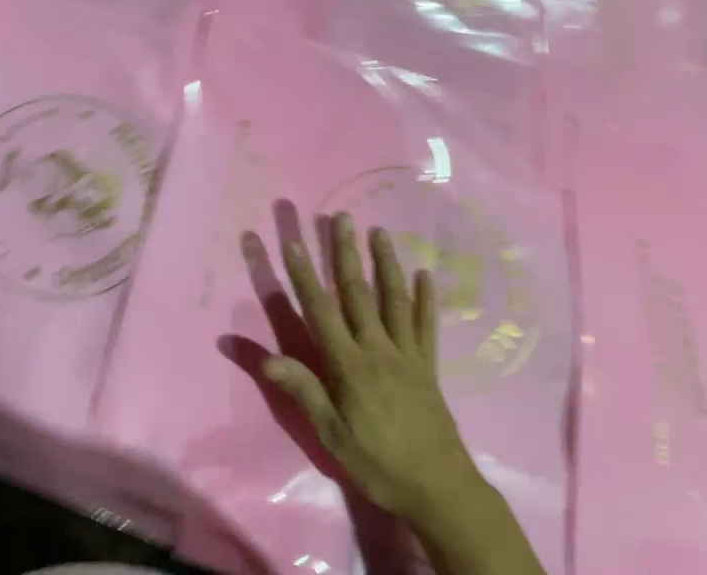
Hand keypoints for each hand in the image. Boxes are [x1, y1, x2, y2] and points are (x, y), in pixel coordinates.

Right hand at [263, 212, 477, 529]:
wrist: (440, 490)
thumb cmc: (377, 463)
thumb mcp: (331, 435)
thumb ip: (302, 390)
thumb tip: (266, 357)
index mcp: (348, 365)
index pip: (320, 310)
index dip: (304, 275)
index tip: (293, 241)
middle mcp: (377, 349)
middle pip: (357, 293)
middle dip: (344, 253)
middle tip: (340, 217)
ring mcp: (407, 355)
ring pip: (393, 300)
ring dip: (385, 263)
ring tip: (379, 231)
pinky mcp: (428, 366)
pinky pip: (426, 326)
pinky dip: (425, 299)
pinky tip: (426, 275)